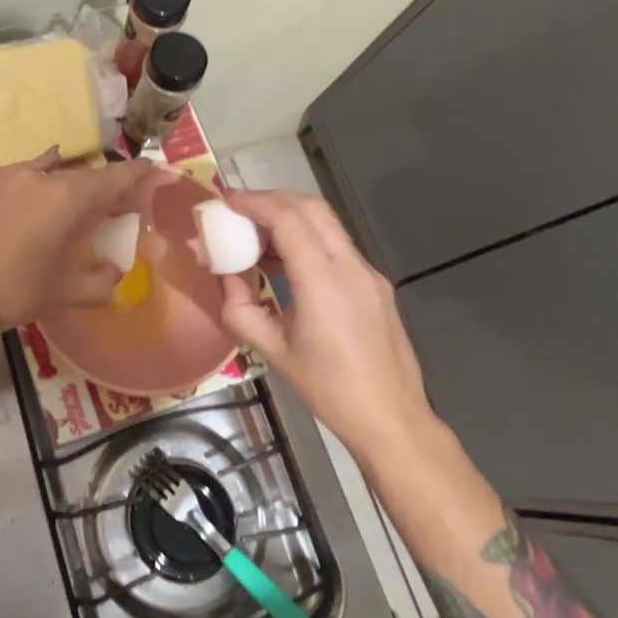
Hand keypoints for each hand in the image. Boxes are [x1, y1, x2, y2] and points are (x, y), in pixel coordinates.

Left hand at [0, 150, 155, 330]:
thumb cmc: (17, 292)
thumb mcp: (68, 292)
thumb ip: (103, 281)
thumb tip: (115, 271)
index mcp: (68, 199)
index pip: (113, 177)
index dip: (135, 172)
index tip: (150, 167)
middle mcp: (42, 177)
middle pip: (84, 174)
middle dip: (103, 185)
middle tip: (114, 202)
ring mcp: (10, 175)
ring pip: (52, 171)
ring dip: (70, 182)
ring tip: (75, 199)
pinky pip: (24, 172)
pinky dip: (39, 178)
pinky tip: (41, 184)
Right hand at [218, 190, 432, 449]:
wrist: (391, 418)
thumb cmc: (328, 389)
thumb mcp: (273, 352)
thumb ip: (241, 309)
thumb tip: (227, 278)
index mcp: (323, 281)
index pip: (287, 219)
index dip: (254, 203)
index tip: (226, 202)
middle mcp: (350, 267)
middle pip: (311, 207)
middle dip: (272, 199)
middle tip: (240, 209)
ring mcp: (368, 273)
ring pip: (327, 223)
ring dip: (291, 217)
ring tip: (257, 236)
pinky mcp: (376, 285)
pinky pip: (337, 246)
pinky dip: (308, 238)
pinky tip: (286, 263)